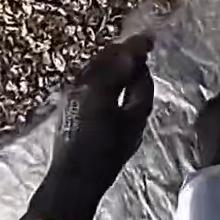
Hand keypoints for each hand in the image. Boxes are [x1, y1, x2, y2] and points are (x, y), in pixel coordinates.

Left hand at [20, 36, 154, 219]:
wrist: (72, 178)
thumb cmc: (107, 154)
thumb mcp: (134, 124)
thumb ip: (141, 91)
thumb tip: (142, 71)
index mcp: (100, 85)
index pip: (123, 56)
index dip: (139, 46)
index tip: (151, 40)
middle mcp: (83, 80)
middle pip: (107, 55)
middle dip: (125, 51)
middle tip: (143, 51)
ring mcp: (72, 88)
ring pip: (96, 62)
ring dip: (113, 59)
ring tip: (130, 63)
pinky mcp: (67, 97)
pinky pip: (89, 73)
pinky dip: (103, 70)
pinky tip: (112, 77)